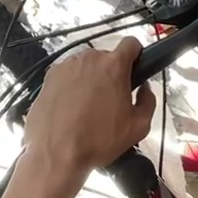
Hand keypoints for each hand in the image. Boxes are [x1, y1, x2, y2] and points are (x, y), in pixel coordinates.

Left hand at [22, 38, 155, 185]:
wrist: (56, 154)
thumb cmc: (96, 141)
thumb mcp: (138, 127)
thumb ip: (148, 101)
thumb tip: (145, 90)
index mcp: (114, 66)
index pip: (131, 43)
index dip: (135, 54)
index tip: (134, 65)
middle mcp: (89, 60)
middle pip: (106, 58)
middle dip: (111, 74)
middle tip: (112, 99)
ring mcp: (66, 66)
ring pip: (86, 67)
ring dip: (90, 80)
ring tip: (89, 108)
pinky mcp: (49, 77)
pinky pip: (67, 75)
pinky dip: (71, 86)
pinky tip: (72, 109)